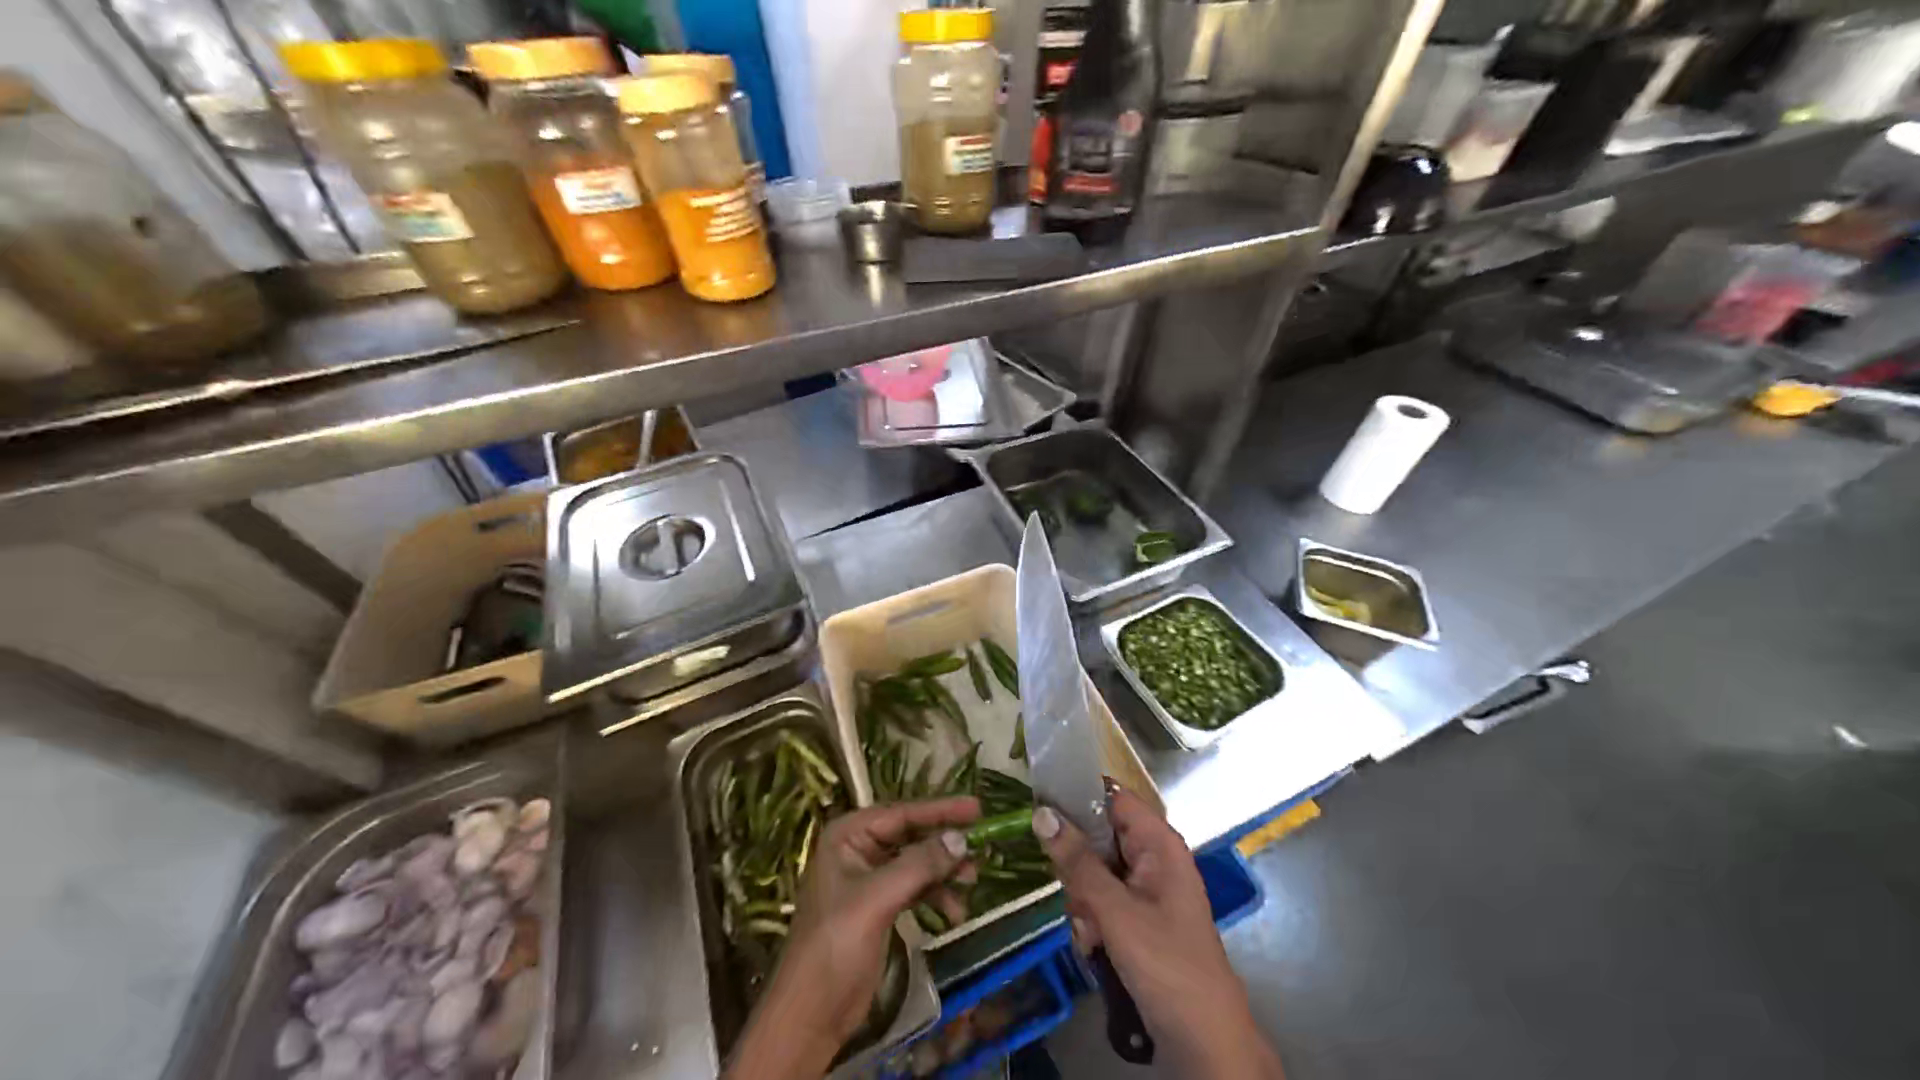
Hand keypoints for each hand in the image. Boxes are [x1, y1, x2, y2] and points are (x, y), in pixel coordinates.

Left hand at [725, 796, 980, 1079]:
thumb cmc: (836, 945)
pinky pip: (916, 887)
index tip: (978, 807)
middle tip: (982, 849)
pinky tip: (954, 913)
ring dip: (945, 872)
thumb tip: (961, 839)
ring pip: (918, 862)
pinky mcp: (880, 906)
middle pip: (912, 835)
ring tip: (972, 883)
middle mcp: (858, 849)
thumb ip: (920, 865)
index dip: (941, 809)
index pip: (902, 813)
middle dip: (946, 844)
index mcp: (848, 835)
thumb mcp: (878, 899)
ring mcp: (869, 878)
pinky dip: (937, 895)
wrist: (811, 1013)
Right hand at [1034, 789, 1285, 1079]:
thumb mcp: (1116, 911)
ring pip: (1093, 873)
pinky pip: (1100, 903)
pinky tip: (1095, 948)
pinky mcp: (1138, 920)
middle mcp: (1152, 859)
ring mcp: (1145, 891)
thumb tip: (1041, 812)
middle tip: (1079, 899)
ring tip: (1092, 934)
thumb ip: (1077, 862)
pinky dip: (1092, 923)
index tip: (1041, 809)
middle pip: (1097, 837)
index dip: (1078, 797)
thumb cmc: (1167, 965)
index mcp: (1159, 843)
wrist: (1205, 1042)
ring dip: (1083, 902)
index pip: (1112, 797)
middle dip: (1078, 869)